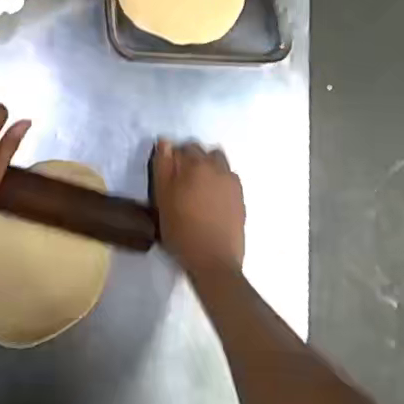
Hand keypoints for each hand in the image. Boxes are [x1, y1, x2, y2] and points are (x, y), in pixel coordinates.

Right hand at [152, 139, 244, 276]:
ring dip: (208, 167)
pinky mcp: (240, 195)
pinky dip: (220, 181)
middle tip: (182, 183)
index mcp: (195, 164)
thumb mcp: (163, 199)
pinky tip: (213, 200)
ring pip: (217, 161)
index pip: (183, 147)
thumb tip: (165, 142)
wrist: (213, 261)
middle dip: (191, 160)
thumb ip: (163, 167)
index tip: (169, 175)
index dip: (174, 158)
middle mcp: (216, 166)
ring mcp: (231, 180)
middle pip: (201, 152)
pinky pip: (228, 177)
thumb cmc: (181, 231)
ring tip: (199, 190)